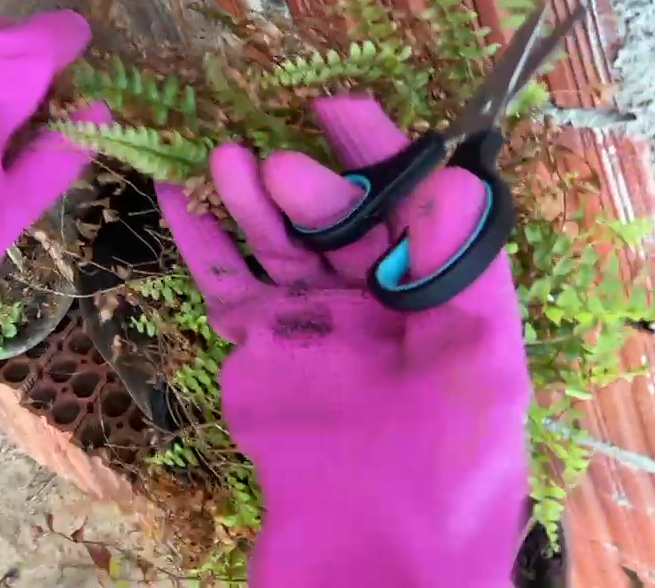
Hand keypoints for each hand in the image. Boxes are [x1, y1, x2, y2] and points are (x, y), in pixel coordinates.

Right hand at [158, 95, 529, 586]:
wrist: (365, 548)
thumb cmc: (444, 467)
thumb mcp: (479, 369)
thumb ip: (462, 272)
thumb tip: (455, 180)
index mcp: (431, 298)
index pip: (404, 207)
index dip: (378, 155)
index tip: (338, 109)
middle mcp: (367, 296)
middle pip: (330, 219)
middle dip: (304, 184)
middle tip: (275, 166)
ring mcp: (303, 313)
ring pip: (270, 238)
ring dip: (244, 196)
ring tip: (216, 158)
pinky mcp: (252, 336)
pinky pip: (220, 275)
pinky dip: (197, 235)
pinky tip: (175, 194)